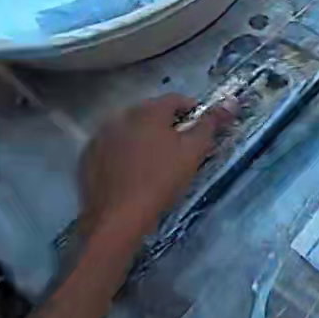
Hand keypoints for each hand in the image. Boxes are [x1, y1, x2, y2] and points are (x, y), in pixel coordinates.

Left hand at [76, 94, 234, 239]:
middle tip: (180, 146)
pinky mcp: (87, 157)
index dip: (192, 111)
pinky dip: (124, 151)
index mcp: (148, 111)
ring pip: (130, 128)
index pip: (176, 99)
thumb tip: (231, 101)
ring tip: (156, 159)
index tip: (201, 128)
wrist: (118, 218)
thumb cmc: (162, 180)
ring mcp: (100, 136)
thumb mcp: (194, 151)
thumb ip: (212, 123)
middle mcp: (121, 116)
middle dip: (167, 123)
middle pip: (151, 112)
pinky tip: (132, 171)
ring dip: (144, 136)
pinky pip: (112, 146)